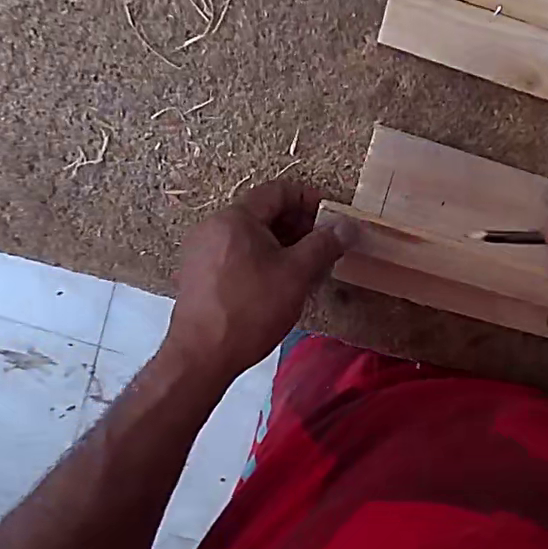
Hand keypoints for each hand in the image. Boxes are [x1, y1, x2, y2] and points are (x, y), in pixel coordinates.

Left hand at [164, 181, 354, 385]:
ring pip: (251, 234)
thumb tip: (348, 226)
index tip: (332, 217)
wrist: (200, 357)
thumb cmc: (251, 309)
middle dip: (299, 223)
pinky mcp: (199, 274)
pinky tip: (279, 282)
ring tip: (307, 265)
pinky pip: (237, 252)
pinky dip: (262, 257)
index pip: (278, 191)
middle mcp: (214, 226)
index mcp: (236, 218)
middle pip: (264, 211)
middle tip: (324, 244)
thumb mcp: (296, 274)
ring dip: (283, 243)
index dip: (310, 198)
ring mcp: (202, 251)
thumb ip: (324, 244)